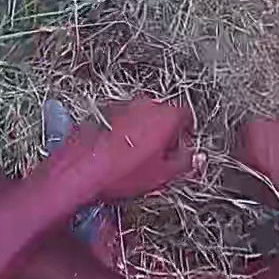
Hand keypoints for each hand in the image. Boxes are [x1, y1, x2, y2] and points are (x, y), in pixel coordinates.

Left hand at [46, 97, 191, 201]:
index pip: (187, 115)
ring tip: (140, 157)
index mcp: (165, 115)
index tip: (185, 147)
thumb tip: (197, 158)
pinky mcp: (105, 111)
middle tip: (164, 156)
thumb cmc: (123, 172)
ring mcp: (124, 105)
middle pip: (165, 114)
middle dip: (167, 132)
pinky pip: (124, 119)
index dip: (188, 133)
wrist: (82, 169)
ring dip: (146, 132)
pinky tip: (121, 152)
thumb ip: (186, 162)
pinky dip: (127, 131)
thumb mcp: (163, 174)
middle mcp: (146, 104)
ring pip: (143, 116)